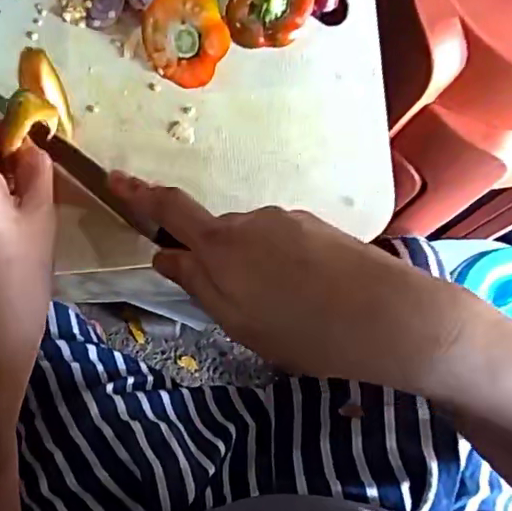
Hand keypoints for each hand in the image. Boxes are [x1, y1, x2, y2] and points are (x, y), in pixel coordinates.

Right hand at [112, 171, 501, 396]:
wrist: (397, 321)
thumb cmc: (302, 331)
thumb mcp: (235, 320)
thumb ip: (195, 284)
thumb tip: (164, 256)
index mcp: (223, 245)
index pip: (170, 210)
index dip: (138, 195)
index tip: (113, 179)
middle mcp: (253, 220)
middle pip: (213, 234)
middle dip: (210, 262)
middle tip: (234, 308)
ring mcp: (290, 220)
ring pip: (248, 242)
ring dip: (248, 269)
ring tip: (278, 313)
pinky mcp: (320, 228)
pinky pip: (279, 243)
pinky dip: (277, 268)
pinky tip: (302, 300)